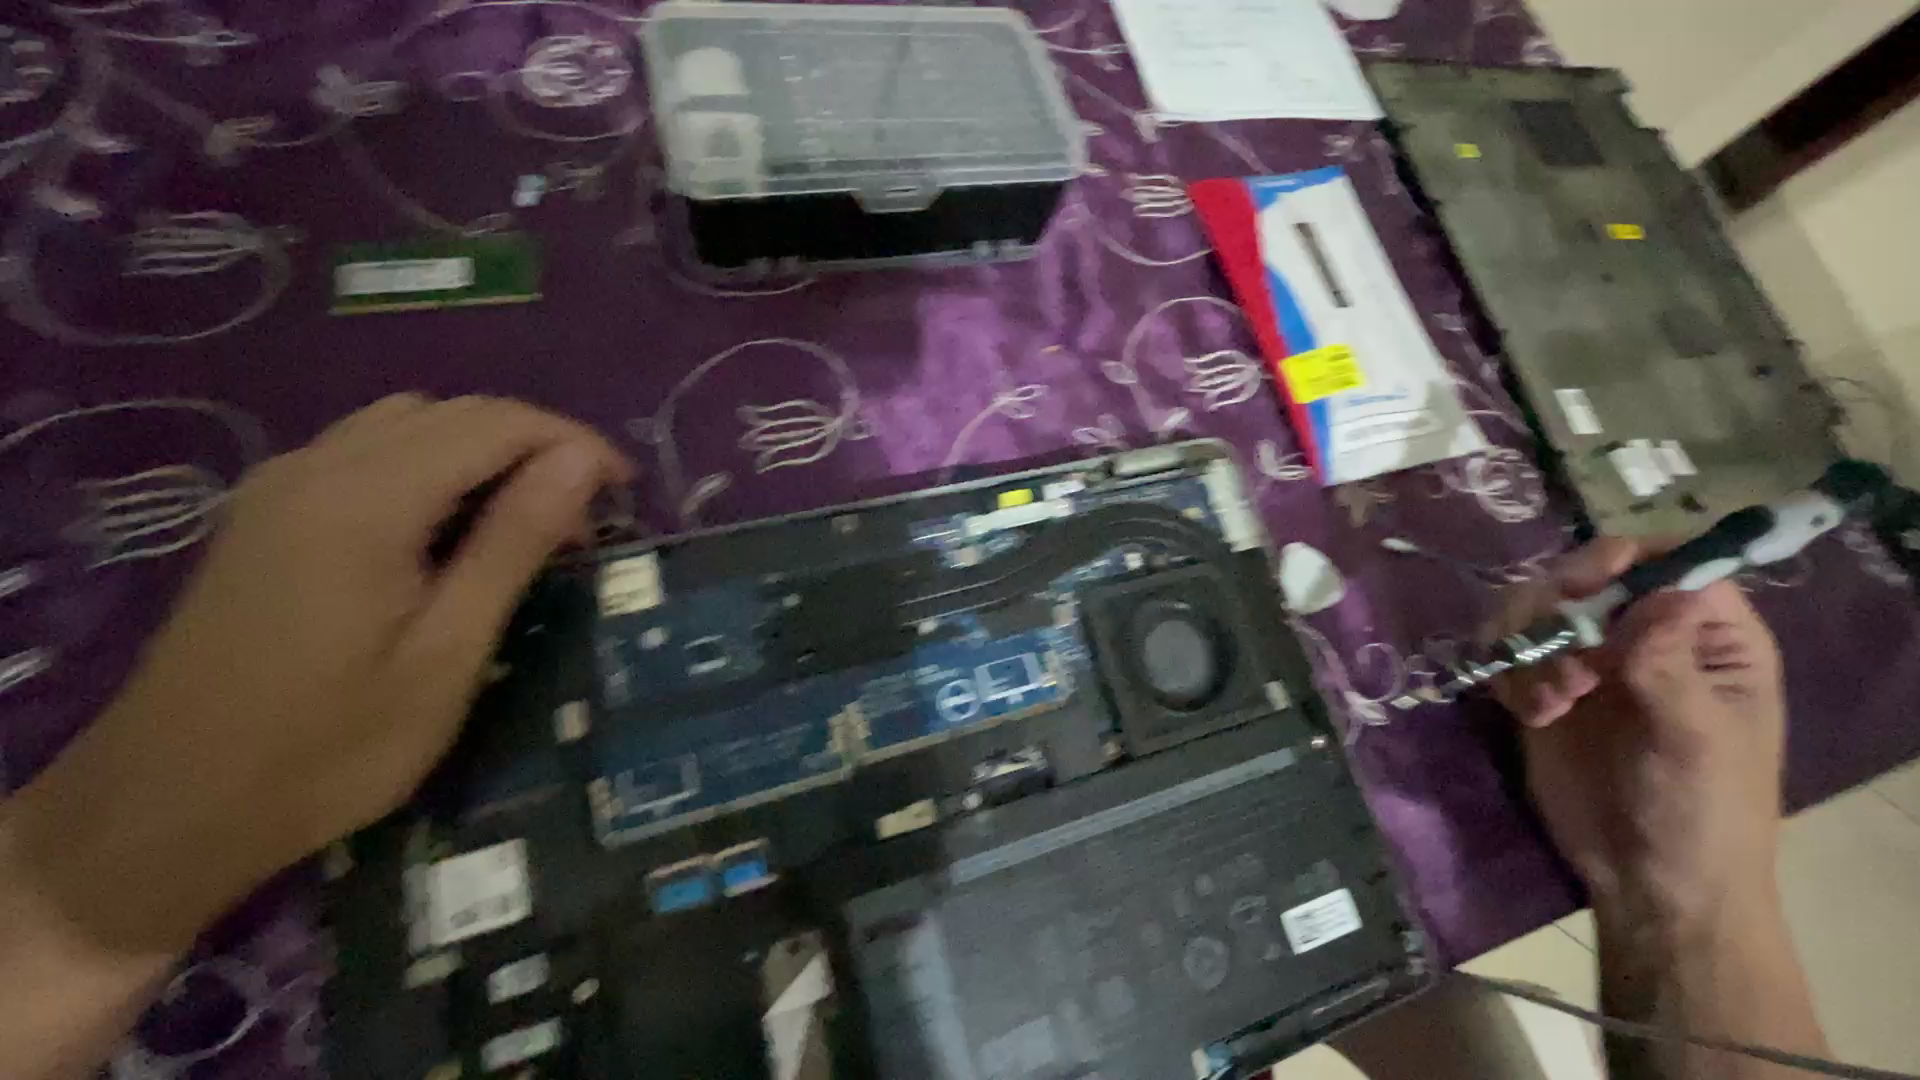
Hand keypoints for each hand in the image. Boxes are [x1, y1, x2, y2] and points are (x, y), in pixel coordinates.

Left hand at [11, 394, 630, 951]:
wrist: (170, 809)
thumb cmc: (333, 745)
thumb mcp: (449, 650)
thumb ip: (514, 542)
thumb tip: (582, 461)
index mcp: (366, 499)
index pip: (497, 424)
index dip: (574, 445)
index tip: (627, 495)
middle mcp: (318, 466)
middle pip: (456, 412)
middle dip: (538, 446)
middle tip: (588, 519)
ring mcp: (283, 484)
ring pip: (411, 422)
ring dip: (487, 453)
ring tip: (529, 520)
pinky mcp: (268, 511)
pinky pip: (371, 450)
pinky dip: (435, 465)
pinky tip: (453, 528)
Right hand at [1489, 538, 1787, 928]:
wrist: (1642, 875)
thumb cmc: (1698, 808)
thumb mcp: (1694, 735)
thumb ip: (1669, 661)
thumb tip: (1666, 589)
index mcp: (1707, 636)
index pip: (1665, 561)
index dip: (1616, 560)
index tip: (1577, 592)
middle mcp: (1644, 635)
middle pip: (1581, 576)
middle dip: (1556, 615)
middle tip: (1562, 671)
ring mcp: (1589, 659)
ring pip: (1533, 609)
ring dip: (1527, 649)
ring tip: (1545, 704)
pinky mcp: (1541, 684)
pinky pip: (1505, 649)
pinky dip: (1506, 674)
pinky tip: (1528, 714)